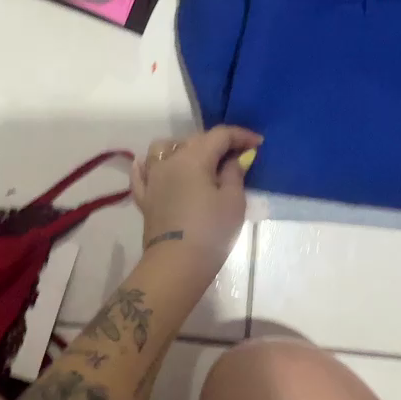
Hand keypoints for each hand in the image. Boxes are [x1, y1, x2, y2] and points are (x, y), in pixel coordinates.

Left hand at [133, 125, 259, 274]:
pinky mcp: (145, 198)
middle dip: (218, 143)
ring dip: (182, 148)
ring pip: (163, 149)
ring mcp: (153, 178)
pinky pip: (143, 173)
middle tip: (237, 156)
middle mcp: (170, 160)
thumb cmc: (211, 232)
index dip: (241, 135)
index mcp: (194, 157)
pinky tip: (154, 166)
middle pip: (194, 140)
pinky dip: (149, 165)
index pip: (220, 135)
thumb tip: (234, 159)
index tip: (257, 143)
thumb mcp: (233, 201)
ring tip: (199, 160)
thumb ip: (235, 173)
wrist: (176, 264)